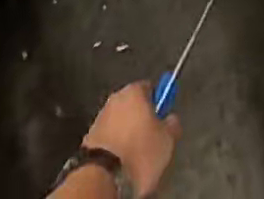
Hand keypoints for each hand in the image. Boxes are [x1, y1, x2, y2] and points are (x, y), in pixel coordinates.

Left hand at [82, 81, 179, 195]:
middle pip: (134, 104)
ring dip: (128, 132)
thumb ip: (172, 124)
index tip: (163, 120)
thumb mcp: (167, 140)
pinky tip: (122, 160)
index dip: (158, 103)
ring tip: (137, 154)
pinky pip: (110, 136)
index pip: (150, 88)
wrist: (105, 174)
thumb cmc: (141, 152)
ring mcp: (101, 115)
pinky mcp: (91, 134)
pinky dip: (116, 144)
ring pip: (121, 121)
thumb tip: (171, 118)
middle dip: (142, 119)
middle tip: (152, 139)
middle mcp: (115, 97)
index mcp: (134, 92)